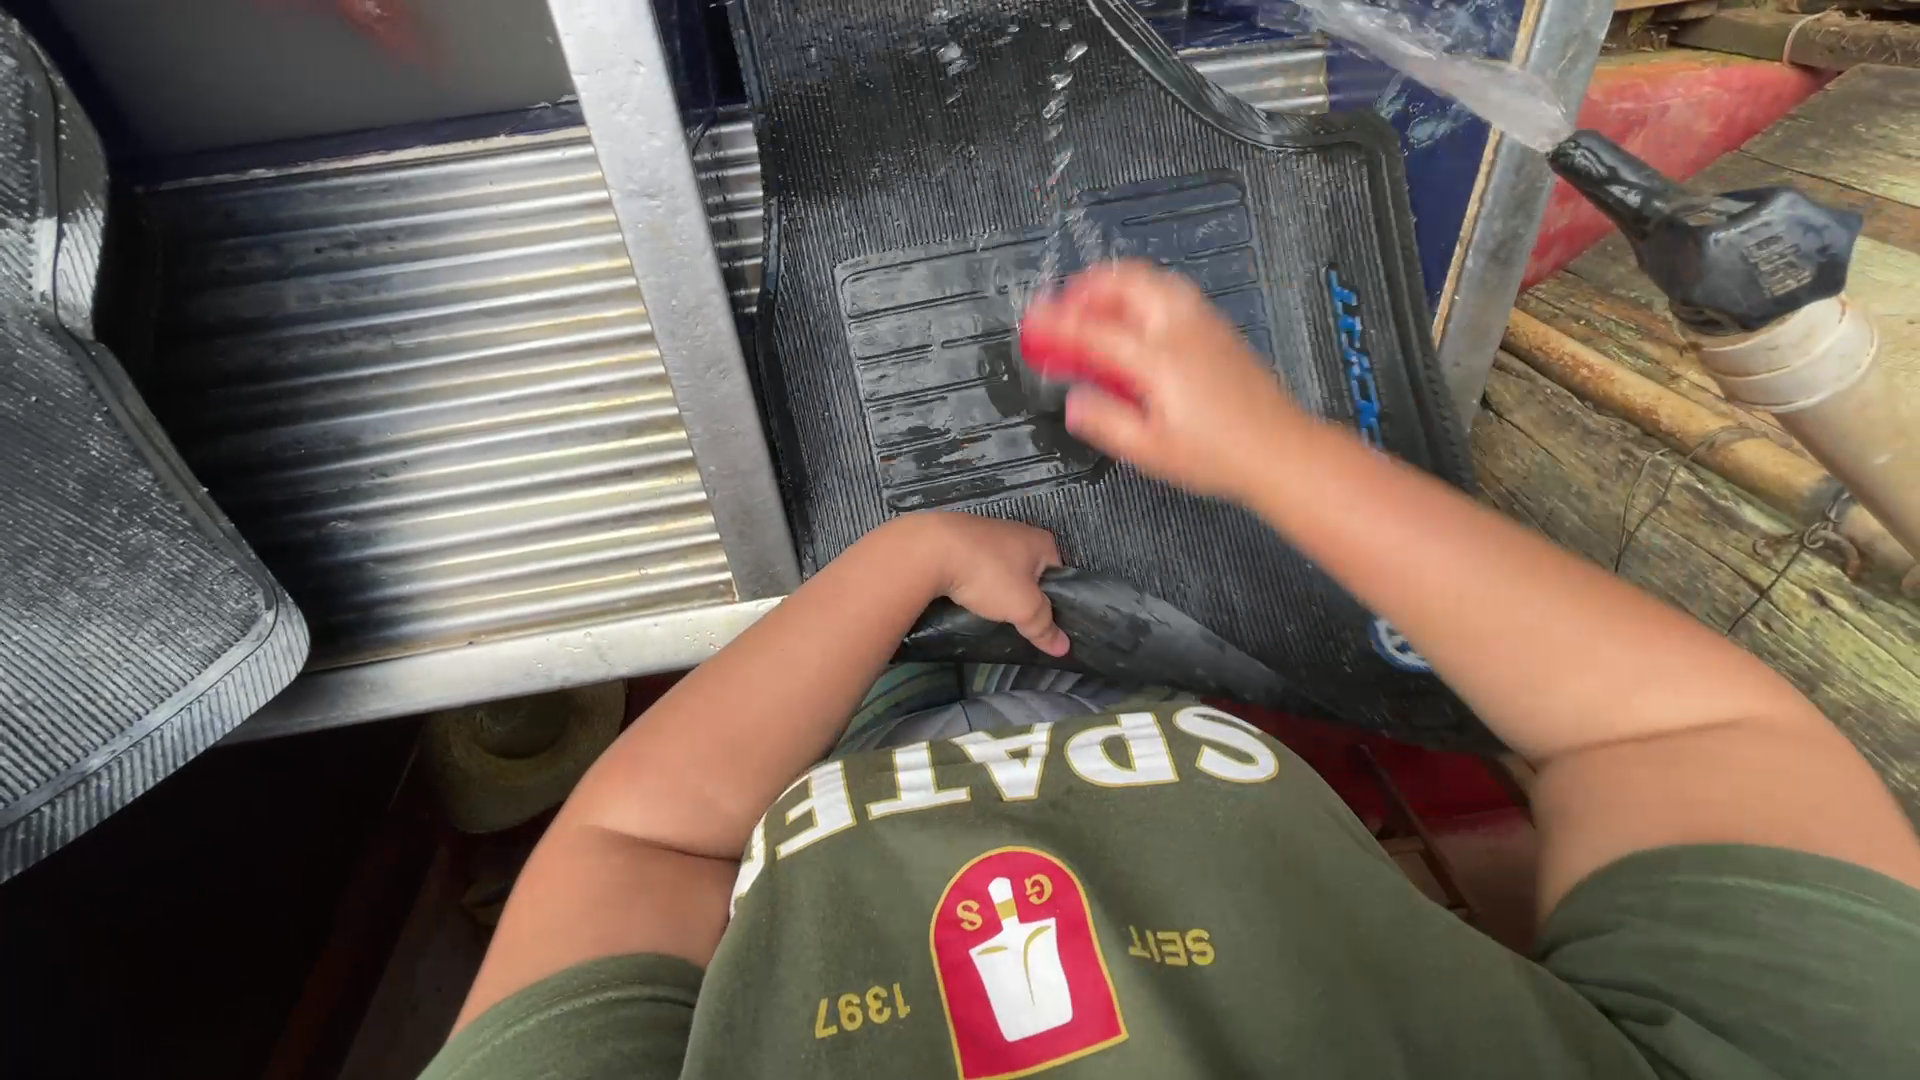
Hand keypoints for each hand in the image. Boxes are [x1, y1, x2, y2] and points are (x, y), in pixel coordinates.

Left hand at [882, 513, 1068, 656]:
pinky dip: (971, 580)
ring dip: (993, 588)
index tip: (1041, 622)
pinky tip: (963, 594)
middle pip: (1027, 572)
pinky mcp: (957, 538)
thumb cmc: (988, 574)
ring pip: (998, 568)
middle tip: (1013, 620)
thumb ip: (1044, 626)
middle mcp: (1016, 531)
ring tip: (985, 610)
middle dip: (1021, 595)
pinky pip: (973, 565)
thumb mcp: (1024, 607)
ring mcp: (984, 532)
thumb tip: (1064, 648)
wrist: (929, 550)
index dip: (1053, 600)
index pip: (1058, 575)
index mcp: (1040, 541)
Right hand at [1019, 260, 1307, 499]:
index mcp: (1160, 361)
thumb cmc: (1222, 455)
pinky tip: (1133, 317)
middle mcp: (1183, 331)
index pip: (1094, 331)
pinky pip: (1172, 292)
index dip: (1056, 324)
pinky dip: (1141, 293)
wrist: (1279, 450)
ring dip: (1114, 285)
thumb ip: (1106, 422)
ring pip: (1152, 280)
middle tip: (1061, 304)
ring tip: (1092, 304)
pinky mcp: (1218, 329)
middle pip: (1126, 282)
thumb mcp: (1149, 451)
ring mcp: (1204, 324)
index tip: (1032, 321)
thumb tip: (1075, 403)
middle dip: (1086, 286)